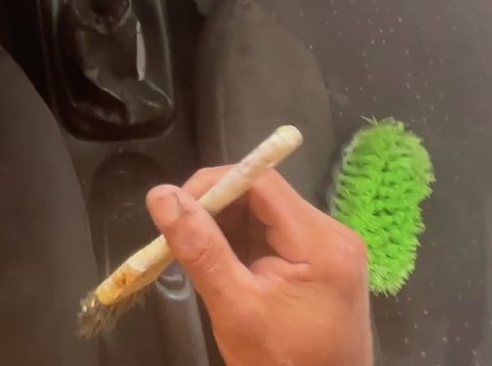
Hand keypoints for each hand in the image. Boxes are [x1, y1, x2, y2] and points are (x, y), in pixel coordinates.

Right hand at [147, 169, 371, 365]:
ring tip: (201, 256)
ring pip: (259, 211)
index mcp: (321, 243)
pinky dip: (238, 242)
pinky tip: (223, 266)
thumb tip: (160, 193)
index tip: (176, 208)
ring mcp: (326, 249)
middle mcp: (331, 235)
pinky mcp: (317, 263)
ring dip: (224, 226)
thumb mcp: (234, 308)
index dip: (213, 185)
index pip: (260, 182)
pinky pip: (267, 232)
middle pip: (260, 194)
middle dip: (216, 210)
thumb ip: (199, 247)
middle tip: (182, 235)